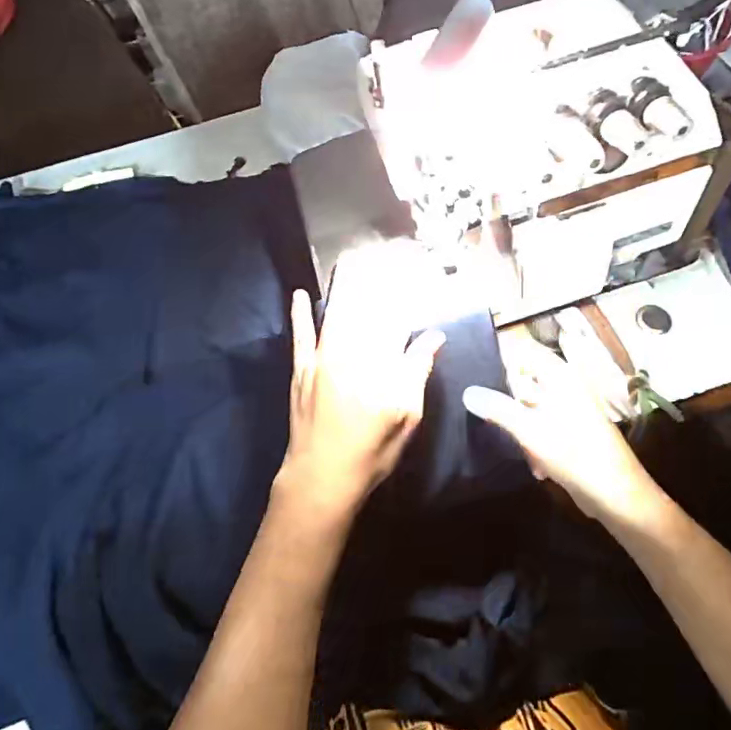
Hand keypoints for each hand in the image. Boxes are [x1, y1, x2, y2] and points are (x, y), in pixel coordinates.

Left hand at [277, 244, 445, 521]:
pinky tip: (298, 295)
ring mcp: (321, 359)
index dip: (406, 293)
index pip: (396, 319)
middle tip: (384, 253)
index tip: (415, 270)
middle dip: (376, 279)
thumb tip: (432, 337)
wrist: (322, 477)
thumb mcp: (406, 416)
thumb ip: (416, 372)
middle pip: (366, 308)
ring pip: (336, 314)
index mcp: (380, 363)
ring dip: (344, 286)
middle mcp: (350, 353)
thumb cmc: (372, 450)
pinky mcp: (302, 370)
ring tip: (352, 260)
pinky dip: (299, 314)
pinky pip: (301, 335)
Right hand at [462, 340, 670, 533]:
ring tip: (525, 453)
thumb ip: (498, 409)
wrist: (619, 498)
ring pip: (532, 411)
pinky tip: (538, 468)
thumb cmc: (577, 456)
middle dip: (509, 406)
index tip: (481, 385)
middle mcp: (567, 391)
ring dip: (522, 432)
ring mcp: (572, 413)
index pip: (525, 356)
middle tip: (497, 425)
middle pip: (525, 385)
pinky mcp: (573, 436)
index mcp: (561, 380)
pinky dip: (536, 446)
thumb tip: (468, 392)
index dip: (502, 366)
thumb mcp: (530, 431)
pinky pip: (543, 431)